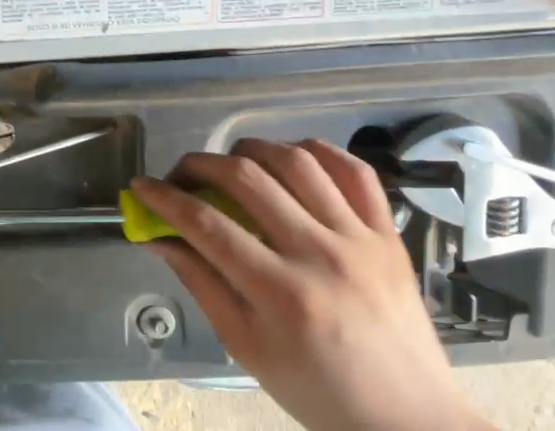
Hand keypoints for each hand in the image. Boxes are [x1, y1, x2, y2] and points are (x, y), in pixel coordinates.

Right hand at [132, 138, 491, 430]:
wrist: (412, 422)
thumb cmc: (319, 392)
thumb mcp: (246, 348)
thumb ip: (200, 284)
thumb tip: (159, 236)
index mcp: (282, 295)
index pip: (206, 224)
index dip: (164, 198)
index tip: (142, 186)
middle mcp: (322, 256)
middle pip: (247, 178)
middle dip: (199, 165)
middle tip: (181, 176)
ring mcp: (361, 241)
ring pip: (297, 161)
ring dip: (251, 151)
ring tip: (232, 164)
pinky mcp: (390, 236)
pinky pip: (355, 172)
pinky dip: (317, 151)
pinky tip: (290, 159)